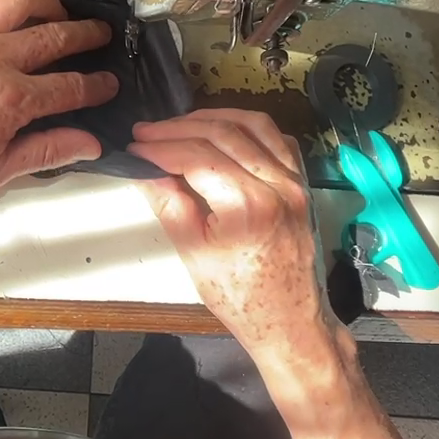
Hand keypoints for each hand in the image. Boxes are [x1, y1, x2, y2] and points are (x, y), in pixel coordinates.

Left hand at [0, 0, 119, 199]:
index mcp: (14, 100)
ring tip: (58, 11)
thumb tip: (92, 143)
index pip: (71, 87)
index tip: (110, 83)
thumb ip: (46, 152)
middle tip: (101, 34)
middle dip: (87, 35)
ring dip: (47, 2)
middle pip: (56, 35)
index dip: (97, 85)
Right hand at [128, 110, 326, 350]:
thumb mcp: (192, 253)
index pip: (197, 156)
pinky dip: (246, 127)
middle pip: (223, 133)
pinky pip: (276, 138)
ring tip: (178, 126)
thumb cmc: (238, 296)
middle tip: (147, 132)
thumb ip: (169, 204)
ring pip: (253, 124)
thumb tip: (145, 170)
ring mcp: (295, 181)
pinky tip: (221, 133)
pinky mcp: (301, 183)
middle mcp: (278, 185)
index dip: (161, 147)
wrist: (287, 320)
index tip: (136, 147)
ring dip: (211, 118)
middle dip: (178, 128)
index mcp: (248, 205)